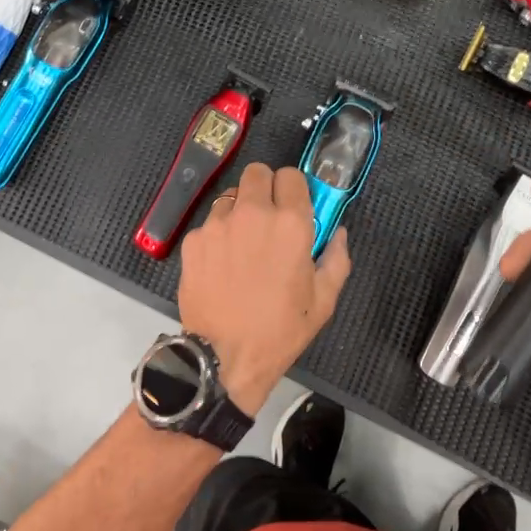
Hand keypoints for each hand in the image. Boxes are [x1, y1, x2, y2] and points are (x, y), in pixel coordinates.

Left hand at [177, 163, 351, 414]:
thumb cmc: (280, 331)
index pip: (291, 176)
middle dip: (264, 188)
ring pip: (230, 196)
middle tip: (267, 217)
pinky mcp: (193, 240)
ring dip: (238, 211)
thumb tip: (337, 232)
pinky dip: (217, 236)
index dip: (293, 190)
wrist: (224, 358)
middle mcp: (252, 212)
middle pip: (256, 172)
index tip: (293, 207)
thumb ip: (336, 259)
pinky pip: (209, 224)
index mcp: (290, 223)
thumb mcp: (323, 301)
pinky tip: (221, 265)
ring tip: (242, 244)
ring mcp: (218, 224)